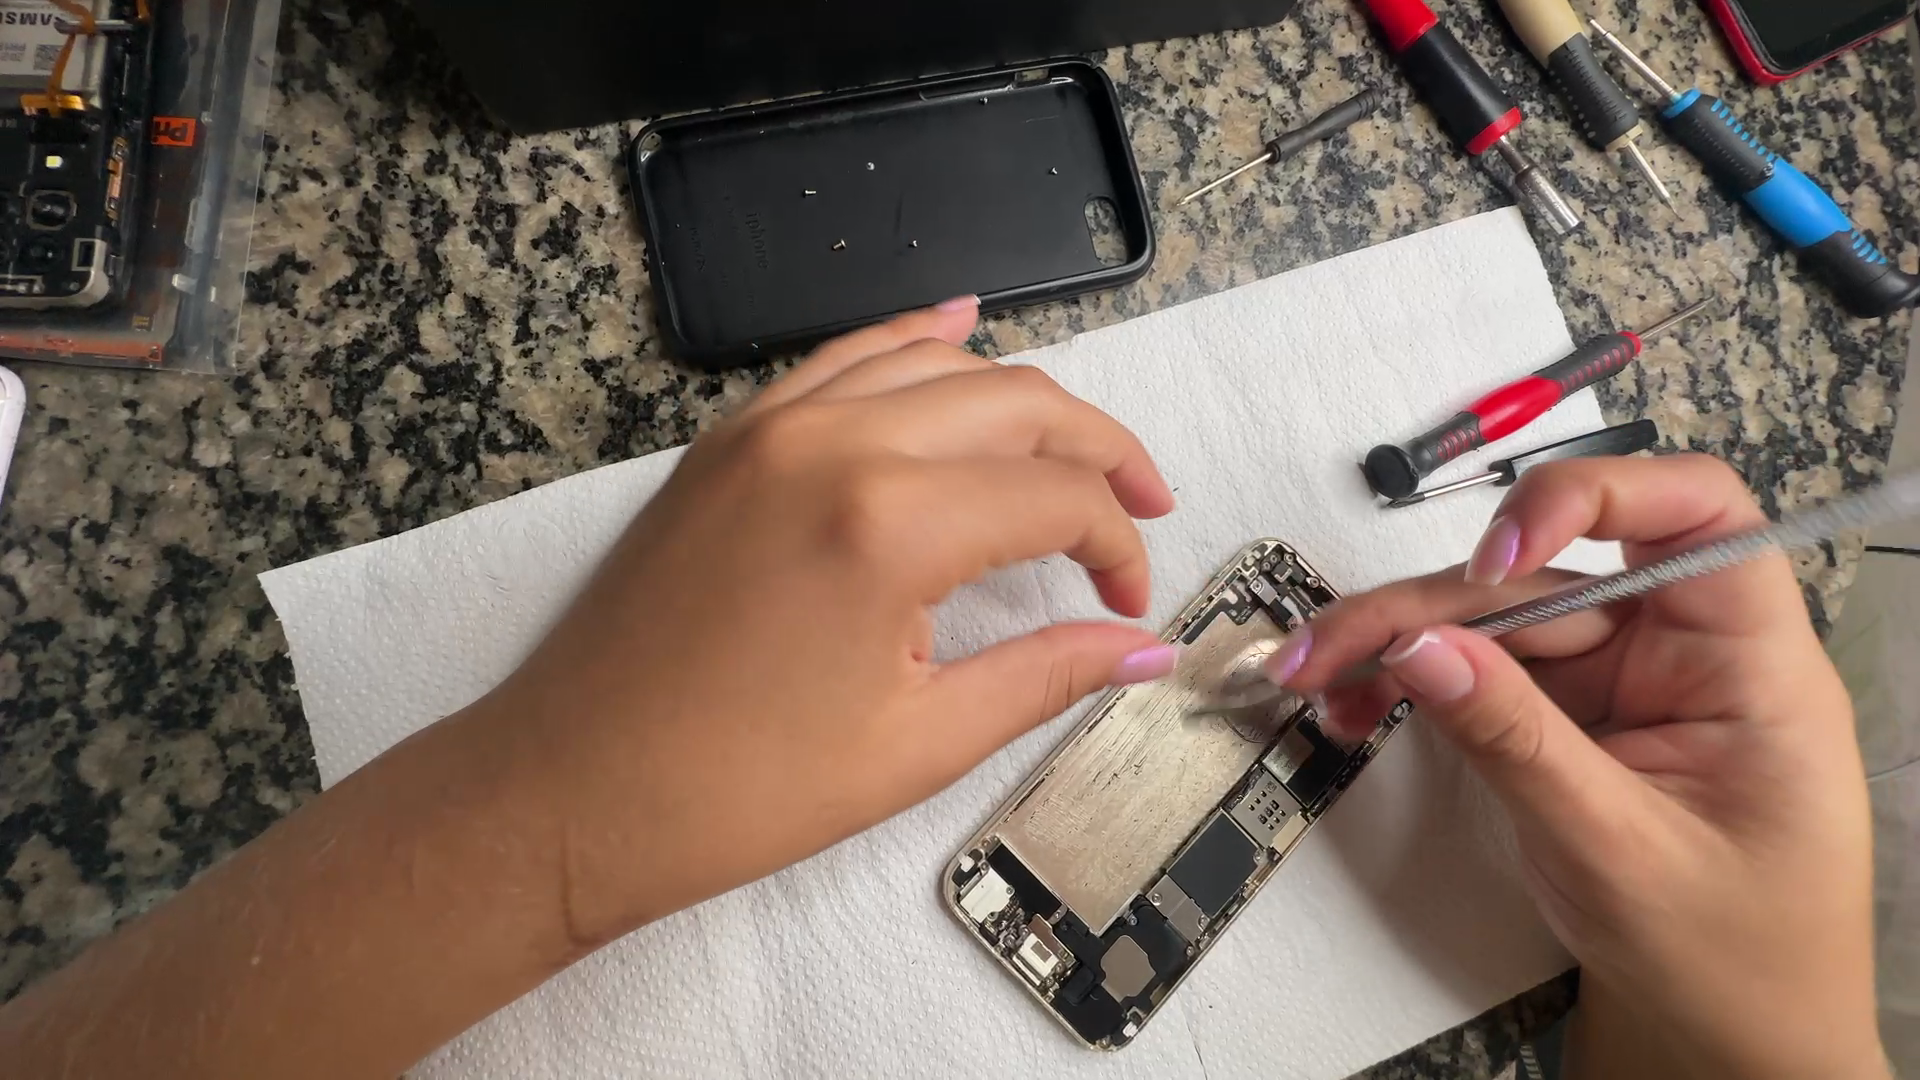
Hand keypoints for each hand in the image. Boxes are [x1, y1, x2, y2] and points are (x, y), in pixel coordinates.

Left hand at [477, 297, 1176, 946]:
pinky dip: (916, 343)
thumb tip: (1145, 652)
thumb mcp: (919, 743)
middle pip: (1018, 407)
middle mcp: (837, 442)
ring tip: (1072, 453)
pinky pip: (847, 359)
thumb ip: (1047, 676)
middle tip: (1141, 505)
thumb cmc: (743, 791)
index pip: (1055, 500)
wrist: (567, 790)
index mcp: (890, 524)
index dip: (1115, 546)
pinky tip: (960, 329)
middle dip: (1100, 453)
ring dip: (1023, 403)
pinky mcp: (735, 434)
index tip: (1128, 602)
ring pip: (940, 367)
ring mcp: (775, 424)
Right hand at [1264, 455, 1884, 1078]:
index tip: (1490, 559)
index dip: (1584, 501)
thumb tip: (1414, 646)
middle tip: (1317, 656)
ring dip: (1379, 647)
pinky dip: (1392, 681)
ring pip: (1469, 619)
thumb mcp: (1613, 845)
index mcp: (1739, 659)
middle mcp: (1660, 643)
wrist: (1711, 1020)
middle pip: (1522, 580)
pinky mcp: (1540, 698)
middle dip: (1409, 610)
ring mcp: (1593, 670)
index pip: (1688, 513)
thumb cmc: (1720, 948)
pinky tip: (1353, 709)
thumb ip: (1512, 736)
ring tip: (1314, 686)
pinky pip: (1453, 663)